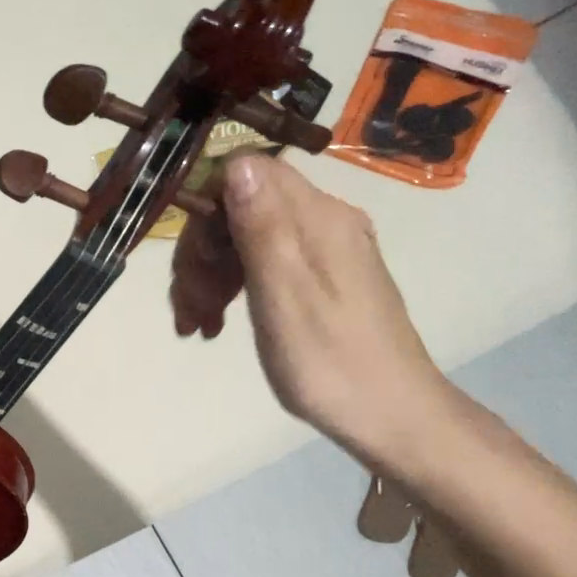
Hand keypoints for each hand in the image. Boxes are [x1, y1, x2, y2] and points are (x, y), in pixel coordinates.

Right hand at [170, 153, 455, 460]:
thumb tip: (237, 164)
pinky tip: (216, 324)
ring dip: (207, 277)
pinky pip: (258, 263)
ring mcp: (322, 249)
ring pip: (241, 238)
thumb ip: (262, 228)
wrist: (386, 412)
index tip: (192, 264)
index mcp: (318, 220)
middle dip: (200, 254)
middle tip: (190, 309)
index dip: (206, 211)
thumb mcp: (284, 294)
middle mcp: (324, 222)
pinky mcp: (318, 275)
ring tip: (197, 324)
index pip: (246, 175)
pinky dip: (228, 288)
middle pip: (239, 207)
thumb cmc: (328, 361)